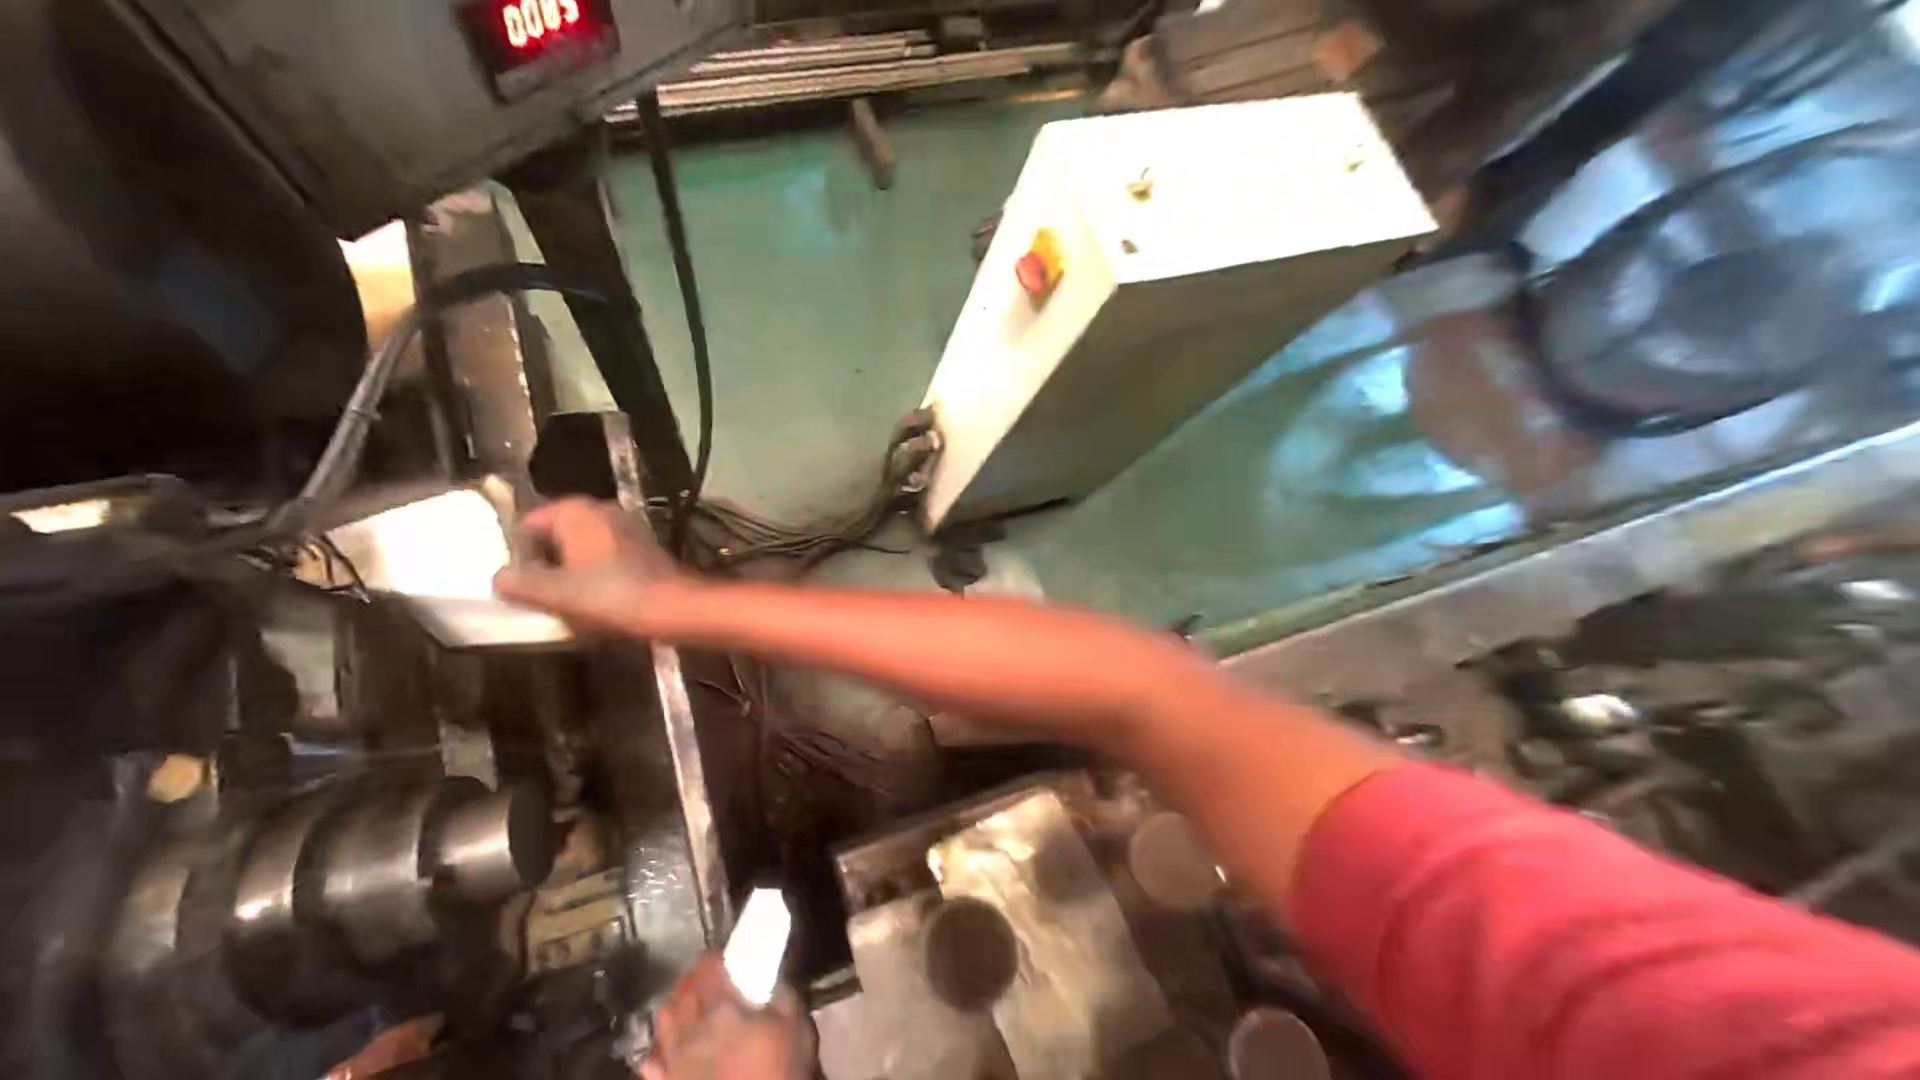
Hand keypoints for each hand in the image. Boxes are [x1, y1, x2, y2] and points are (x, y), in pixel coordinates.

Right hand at [494, 498, 698, 634]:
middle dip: (544, 561)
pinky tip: (592, 598)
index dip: (517, 553)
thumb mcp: (552, 592)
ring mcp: (627, 527)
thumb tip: (499, 578)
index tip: (514, 581)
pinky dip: (595, 573)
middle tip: (535, 593)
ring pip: (582, 547)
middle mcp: (602, 509)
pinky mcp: (643, 547)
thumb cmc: (608, 594)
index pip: (528, 524)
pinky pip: (605, 557)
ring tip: (561, 600)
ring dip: (570, 570)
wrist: (671, 607)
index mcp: (576, 510)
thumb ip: (517, 583)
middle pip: (556, 535)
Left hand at [642, 955, 813, 1079]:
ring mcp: (673, 1067)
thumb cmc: (778, 1074)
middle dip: (691, 980)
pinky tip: (663, 1051)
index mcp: (720, 1010)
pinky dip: (657, 1053)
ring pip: (662, 1027)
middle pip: (680, 996)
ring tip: (685, 1005)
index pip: (709, 971)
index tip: (725, 953)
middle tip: (705, 976)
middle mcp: (689, 1033)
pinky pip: (653, 1067)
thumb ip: (784, 994)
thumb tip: (774, 977)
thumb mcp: (795, 1025)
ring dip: (672, 1009)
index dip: (715, 958)